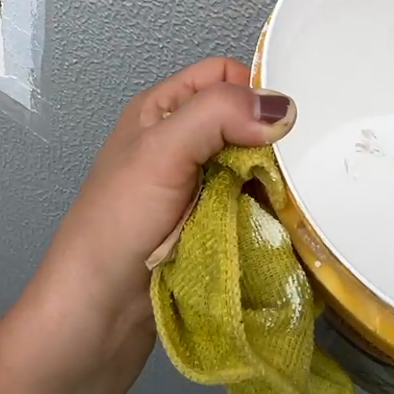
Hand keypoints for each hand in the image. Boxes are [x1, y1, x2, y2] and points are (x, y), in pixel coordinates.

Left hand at [0, 59, 295, 393]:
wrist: (96, 317)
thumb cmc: (117, 225)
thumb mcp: (163, 152)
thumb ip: (217, 116)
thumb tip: (282, 106)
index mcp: (162, 109)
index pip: (223, 76)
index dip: (254, 91)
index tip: (283, 124)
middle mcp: (179, 141)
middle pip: (243, 123)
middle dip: (270, 142)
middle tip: (297, 168)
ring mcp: (193, 187)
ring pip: (251, 168)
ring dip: (272, 183)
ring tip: (295, 202)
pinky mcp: (208, 227)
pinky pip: (250, 207)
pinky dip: (266, 214)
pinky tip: (282, 227)